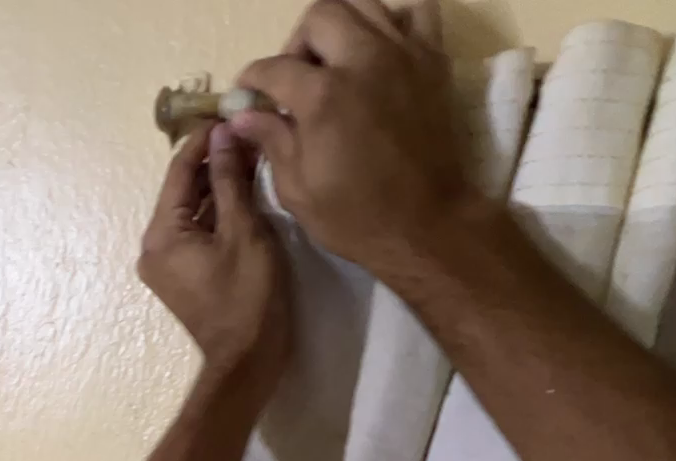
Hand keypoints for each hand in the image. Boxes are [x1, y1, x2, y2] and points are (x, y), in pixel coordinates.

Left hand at [138, 124, 291, 374]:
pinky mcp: (182, 274)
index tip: (231, 110)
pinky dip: (217, 211)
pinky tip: (244, 188)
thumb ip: (229, 180)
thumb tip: (223, 133)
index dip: (203, 139)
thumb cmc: (247, 296)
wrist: (246, 358)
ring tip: (252, 152)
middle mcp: (154, 247)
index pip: (177, 172)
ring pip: (191, 210)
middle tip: (249, 130)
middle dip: (213, 161)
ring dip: (218, 184)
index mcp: (161, 236)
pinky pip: (196, 231)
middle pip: (181, 190)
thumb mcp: (243, 231)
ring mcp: (166, 263)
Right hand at [231, 0, 483, 274]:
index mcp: (323, 97)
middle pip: (319, 16)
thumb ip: (272, 141)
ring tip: (332, 63)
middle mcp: (363, 60)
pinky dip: (390, 20)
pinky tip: (376, 51)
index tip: (245, 95)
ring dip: (338, 27)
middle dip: (296, 44)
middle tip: (292, 79)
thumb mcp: (296, 189)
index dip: (252, 79)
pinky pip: (414, 10)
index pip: (274, 67)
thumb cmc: (353, 217)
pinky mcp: (432, 58)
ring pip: (363, 3)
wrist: (423, 223)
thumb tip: (243, 115)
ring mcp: (403, 53)